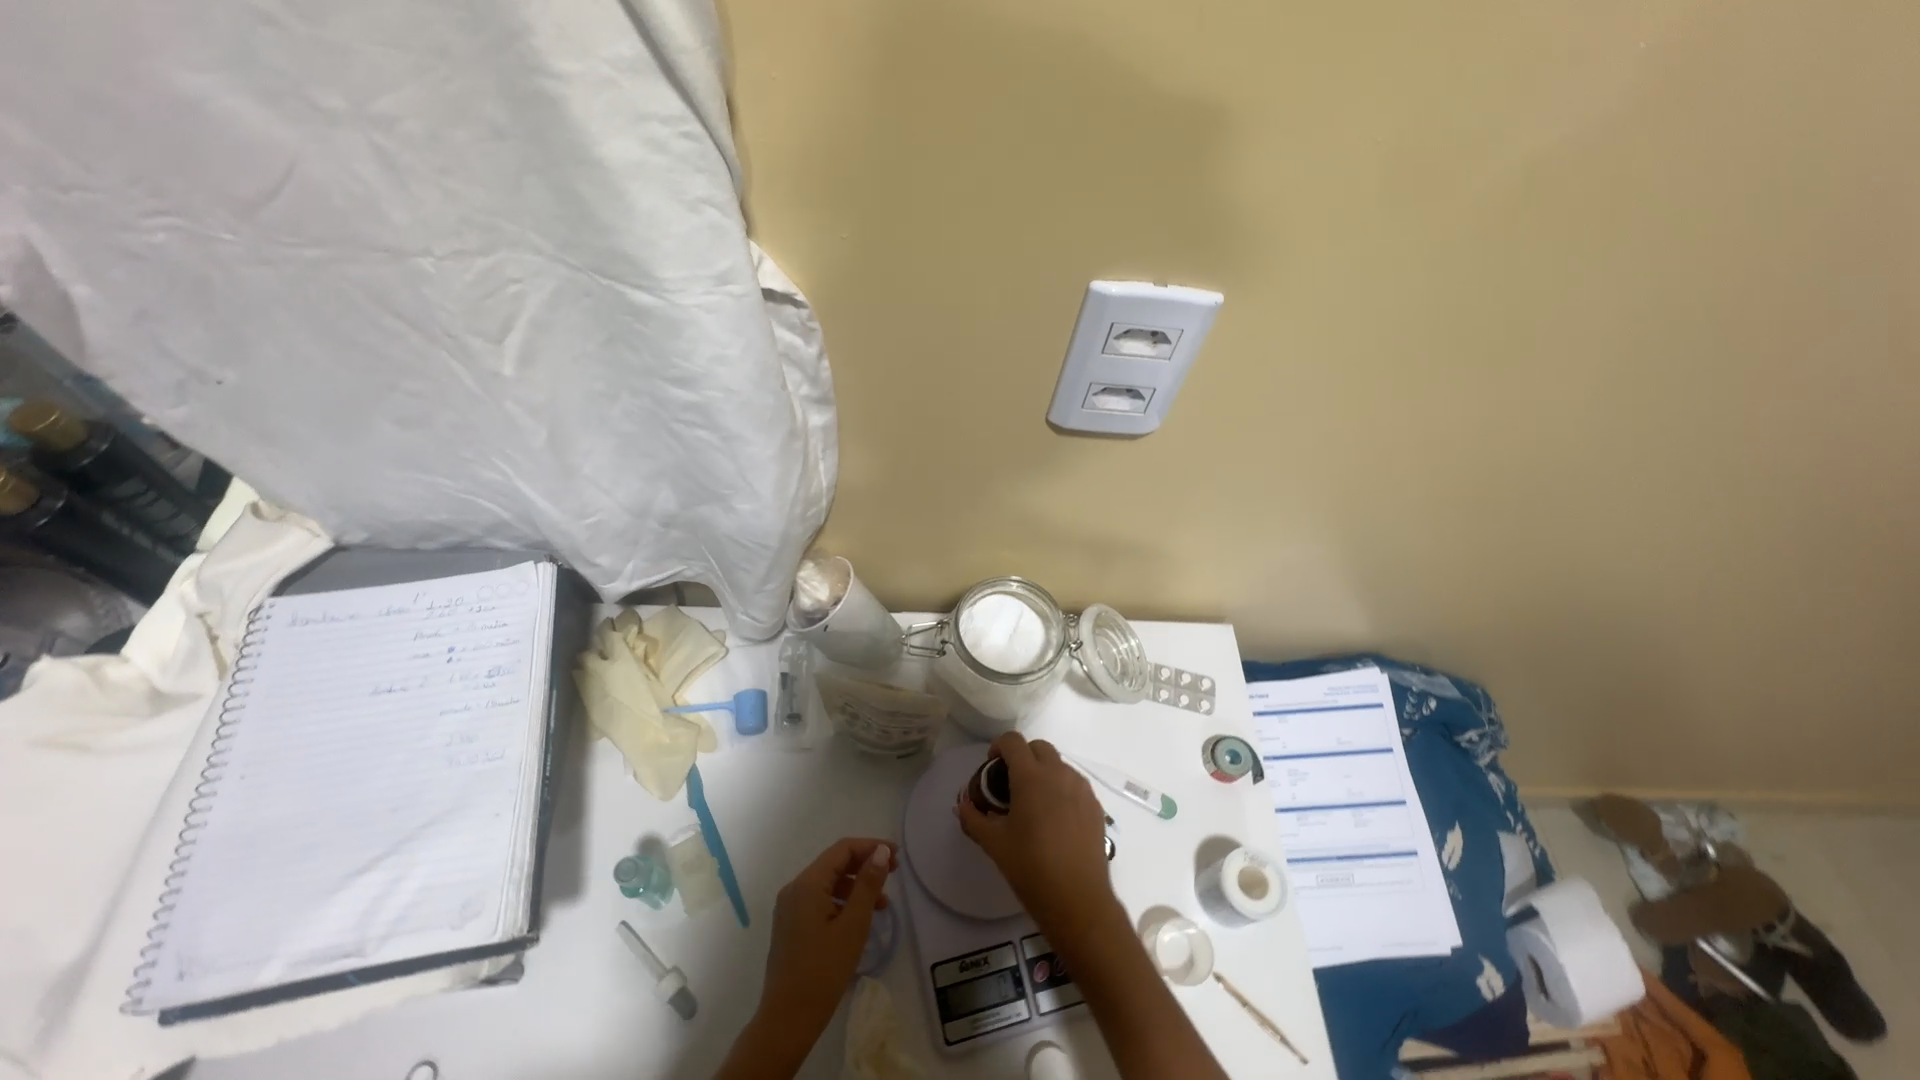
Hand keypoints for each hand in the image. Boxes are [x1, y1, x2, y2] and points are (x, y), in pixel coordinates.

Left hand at [759, 837, 894, 1036]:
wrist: (789, 1017)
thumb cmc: (824, 970)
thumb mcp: (853, 925)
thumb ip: (868, 885)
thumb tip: (881, 852)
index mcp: (806, 884)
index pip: (842, 850)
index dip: (871, 847)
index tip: (897, 856)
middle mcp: (794, 889)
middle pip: (833, 864)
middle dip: (864, 865)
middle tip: (894, 874)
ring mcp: (789, 908)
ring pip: (827, 884)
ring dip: (856, 886)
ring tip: (882, 905)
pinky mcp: (791, 926)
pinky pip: (819, 901)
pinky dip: (842, 902)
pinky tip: (859, 919)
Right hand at [958, 733, 1115, 928]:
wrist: (1077, 898)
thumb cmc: (1030, 867)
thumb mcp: (994, 842)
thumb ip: (974, 818)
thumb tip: (963, 805)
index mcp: (1031, 777)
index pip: (1013, 742)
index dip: (999, 746)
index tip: (991, 765)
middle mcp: (1059, 774)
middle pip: (1039, 747)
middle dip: (1022, 756)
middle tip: (1009, 782)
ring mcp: (1081, 789)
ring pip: (1059, 765)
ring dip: (1043, 771)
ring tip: (1032, 802)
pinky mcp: (1095, 806)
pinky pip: (1075, 785)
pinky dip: (1061, 789)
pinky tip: (1054, 818)